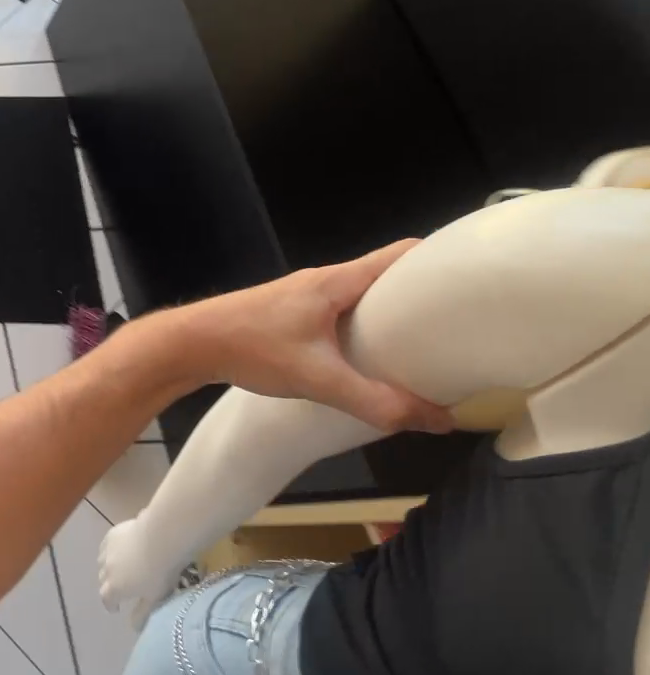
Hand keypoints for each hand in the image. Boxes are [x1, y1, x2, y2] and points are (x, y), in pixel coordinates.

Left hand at [168, 239, 453, 434]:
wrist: (186, 345)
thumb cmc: (247, 348)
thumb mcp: (319, 379)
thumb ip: (380, 402)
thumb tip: (441, 421)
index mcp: (335, 281)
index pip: (403, 253)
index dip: (447, 260)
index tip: (487, 282)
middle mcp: (322, 282)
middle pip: (389, 277)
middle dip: (430, 297)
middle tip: (472, 326)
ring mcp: (302, 297)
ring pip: (364, 298)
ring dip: (396, 316)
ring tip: (435, 346)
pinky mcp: (289, 315)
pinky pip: (342, 313)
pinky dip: (366, 328)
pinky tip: (376, 357)